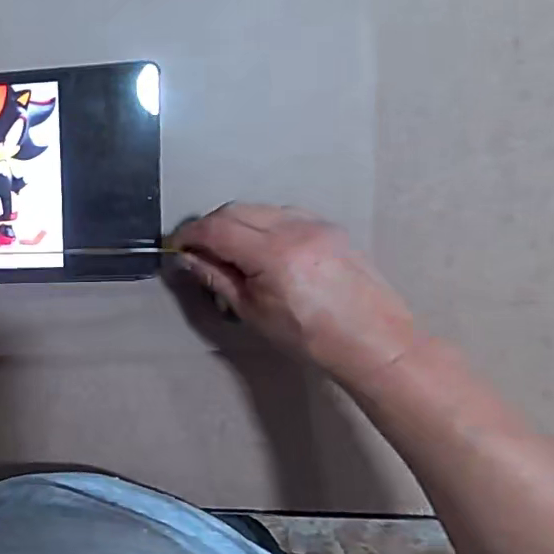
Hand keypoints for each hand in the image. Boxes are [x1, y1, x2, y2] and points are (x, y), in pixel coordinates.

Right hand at [171, 204, 429, 383]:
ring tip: (228, 250)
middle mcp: (295, 229)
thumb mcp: (252, 311)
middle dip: (208, 226)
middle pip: (234, 210)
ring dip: (234, 223)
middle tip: (197, 249)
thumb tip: (186, 258)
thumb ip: (216, 277)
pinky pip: (282, 214)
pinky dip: (261, 223)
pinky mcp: (330, 228)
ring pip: (257, 209)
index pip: (215, 228)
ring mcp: (316, 225)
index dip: (189, 234)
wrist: (377, 344)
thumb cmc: (310, 337)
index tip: (176, 246)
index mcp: (273, 254)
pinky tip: (261, 247)